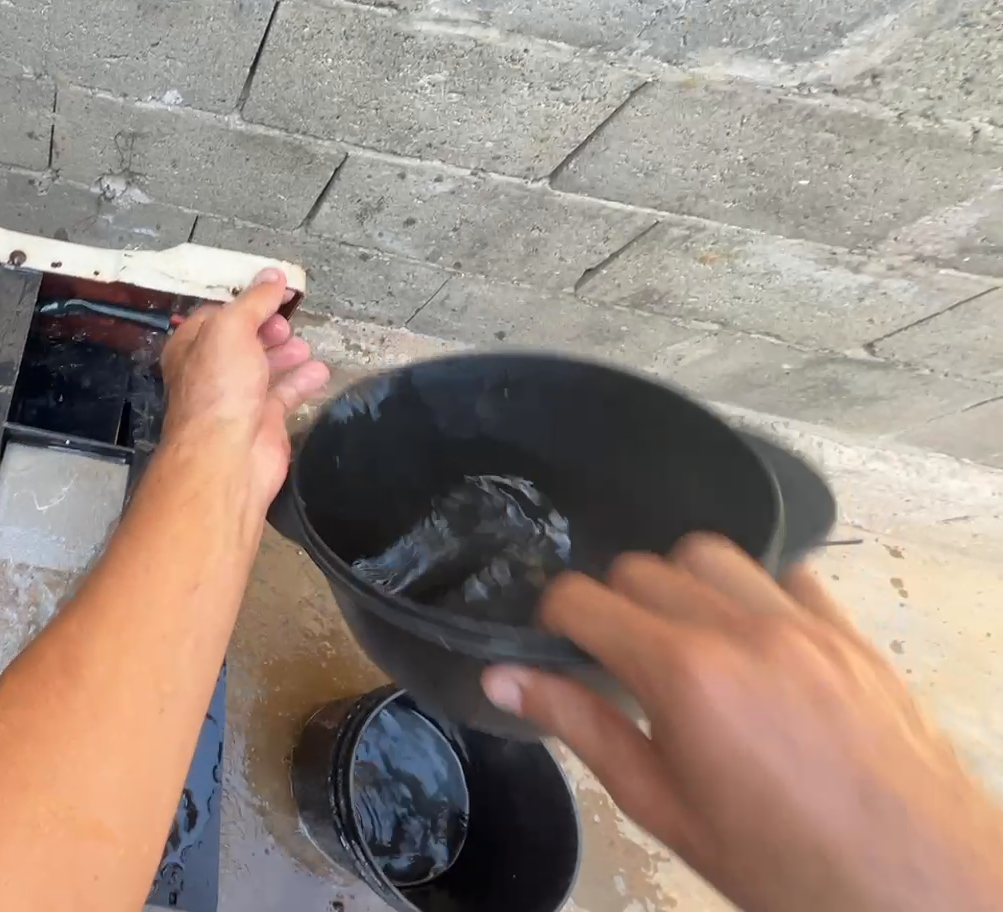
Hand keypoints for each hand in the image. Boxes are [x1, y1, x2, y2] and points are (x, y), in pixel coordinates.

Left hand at [159, 268, 327, 503]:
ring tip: (301, 344)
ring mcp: (235, 397)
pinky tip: (319, 370)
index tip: (274, 290)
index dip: (245, 301)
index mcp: (190, 346)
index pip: (217, 315)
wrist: (226, 456)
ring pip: (263, 367)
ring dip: (285, 353)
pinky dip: (302, 381)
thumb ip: (253, 302)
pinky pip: (284, 394)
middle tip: (285, 323)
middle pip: (241, 341)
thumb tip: (271, 277)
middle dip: (265, 328)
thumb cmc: (217, 391)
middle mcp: (210, 372)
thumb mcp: (231, 329)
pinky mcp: (261, 421)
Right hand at [483, 534, 1002, 911]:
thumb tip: (496, 678)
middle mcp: (741, 632)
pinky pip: (787, 575)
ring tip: (681, 634)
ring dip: (677, 583)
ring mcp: (806, 629)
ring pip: (705, 554)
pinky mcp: (855, 639)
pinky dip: (752, 591)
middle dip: (610, 603)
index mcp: (683, 673)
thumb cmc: (780, 862)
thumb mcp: (656, 802)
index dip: (551, 619)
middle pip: (635, 567)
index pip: (577, 598)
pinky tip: (749, 636)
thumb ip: (573, 722)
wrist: (935, 904)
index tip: (559, 649)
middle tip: (619, 656)